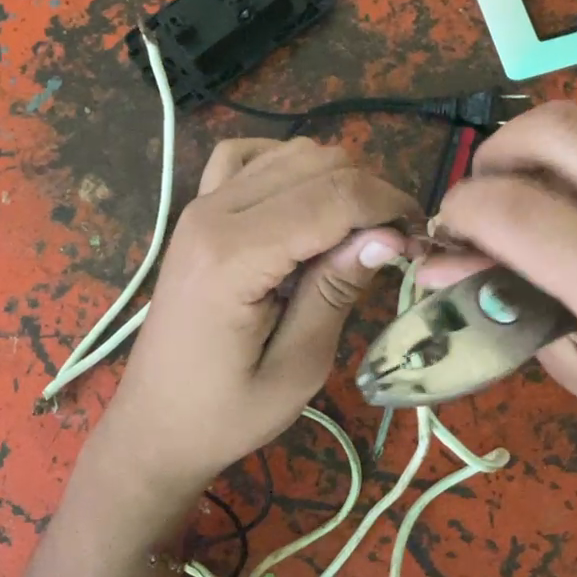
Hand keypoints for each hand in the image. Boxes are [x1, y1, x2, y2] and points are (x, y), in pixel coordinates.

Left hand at [100, 138, 417, 494]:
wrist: (155, 423)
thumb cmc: (226, 413)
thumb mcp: (297, 367)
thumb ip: (337, 291)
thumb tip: (389, 235)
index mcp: (233, 256)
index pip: (334, 197)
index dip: (389, 207)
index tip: (420, 241)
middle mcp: (213, 213)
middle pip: (317, 164)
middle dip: (370, 195)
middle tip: (396, 245)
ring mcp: (199, 205)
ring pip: (289, 154)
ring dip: (337, 182)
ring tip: (358, 234)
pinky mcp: (196, 211)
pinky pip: (246, 157)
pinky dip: (286, 166)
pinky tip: (303, 202)